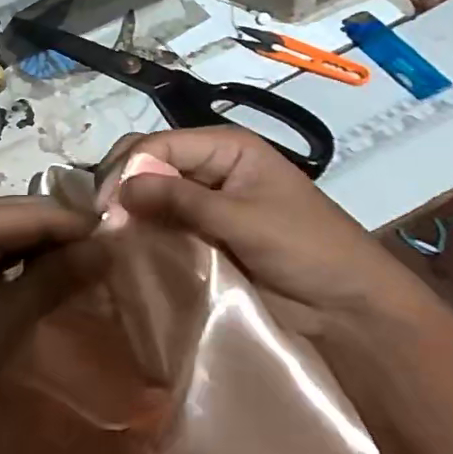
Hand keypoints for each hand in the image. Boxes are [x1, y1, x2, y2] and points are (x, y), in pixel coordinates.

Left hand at [0, 196, 108, 431]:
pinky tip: (52, 280)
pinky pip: (6, 245)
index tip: (123, 250)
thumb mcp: (0, 325)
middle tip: (109, 267)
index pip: (40, 212)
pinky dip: (32, 261)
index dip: (83, 228)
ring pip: (22, 230)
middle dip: (70, 239)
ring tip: (90, 274)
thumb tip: (107, 247)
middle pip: (32, 215)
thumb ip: (53, 281)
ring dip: (53, 251)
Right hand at [107, 128, 412, 319]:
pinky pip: (165, 229)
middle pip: (152, 165)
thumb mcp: (245, 219)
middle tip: (103, 226)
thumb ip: (182, 201)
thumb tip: (120, 187)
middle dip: (125, 187)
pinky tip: (124, 252)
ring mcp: (207, 205)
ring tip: (106, 241)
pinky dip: (144, 237)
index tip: (104, 209)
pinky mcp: (205, 239)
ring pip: (154, 198)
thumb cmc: (307, 248)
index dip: (129, 169)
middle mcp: (211, 169)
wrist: (349, 309)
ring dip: (130, 215)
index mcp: (226, 148)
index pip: (161, 144)